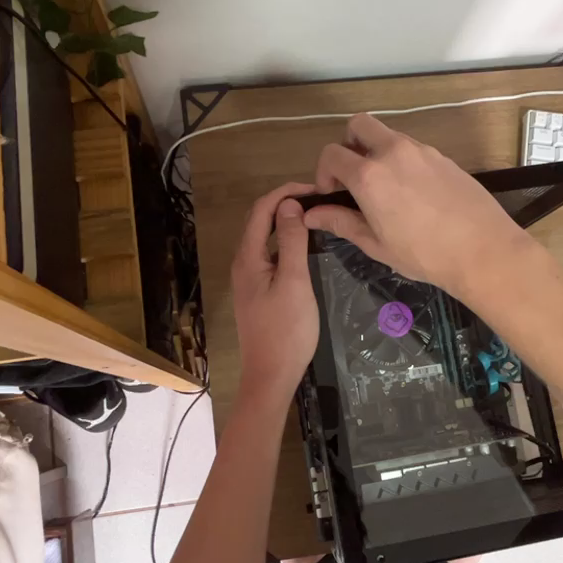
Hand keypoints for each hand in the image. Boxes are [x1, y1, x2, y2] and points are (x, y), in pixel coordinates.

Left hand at [232, 182, 320, 403]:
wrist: (272, 375)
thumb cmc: (286, 330)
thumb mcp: (294, 281)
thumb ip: (291, 241)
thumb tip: (290, 204)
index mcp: (248, 257)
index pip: (262, 209)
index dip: (286, 192)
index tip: (317, 187)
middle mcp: (243, 263)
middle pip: (259, 220)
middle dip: (286, 202)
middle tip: (319, 198)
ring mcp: (249, 278)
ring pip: (264, 237)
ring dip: (285, 221)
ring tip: (315, 214)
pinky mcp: (258, 291)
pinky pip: (269, 254)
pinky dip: (285, 240)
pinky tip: (304, 245)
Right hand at [302, 114, 531, 295]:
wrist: (483, 250)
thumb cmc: (425, 255)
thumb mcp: (376, 244)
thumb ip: (342, 222)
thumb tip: (313, 214)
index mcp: (369, 176)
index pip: (331, 154)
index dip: (324, 173)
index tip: (332, 194)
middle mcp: (393, 152)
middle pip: (358, 125)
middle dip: (348, 145)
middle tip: (354, 178)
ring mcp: (421, 151)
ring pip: (387, 135)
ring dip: (376, 152)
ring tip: (385, 190)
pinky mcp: (442, 156)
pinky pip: (412, 149)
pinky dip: (402, 161)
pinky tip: (413, 194)